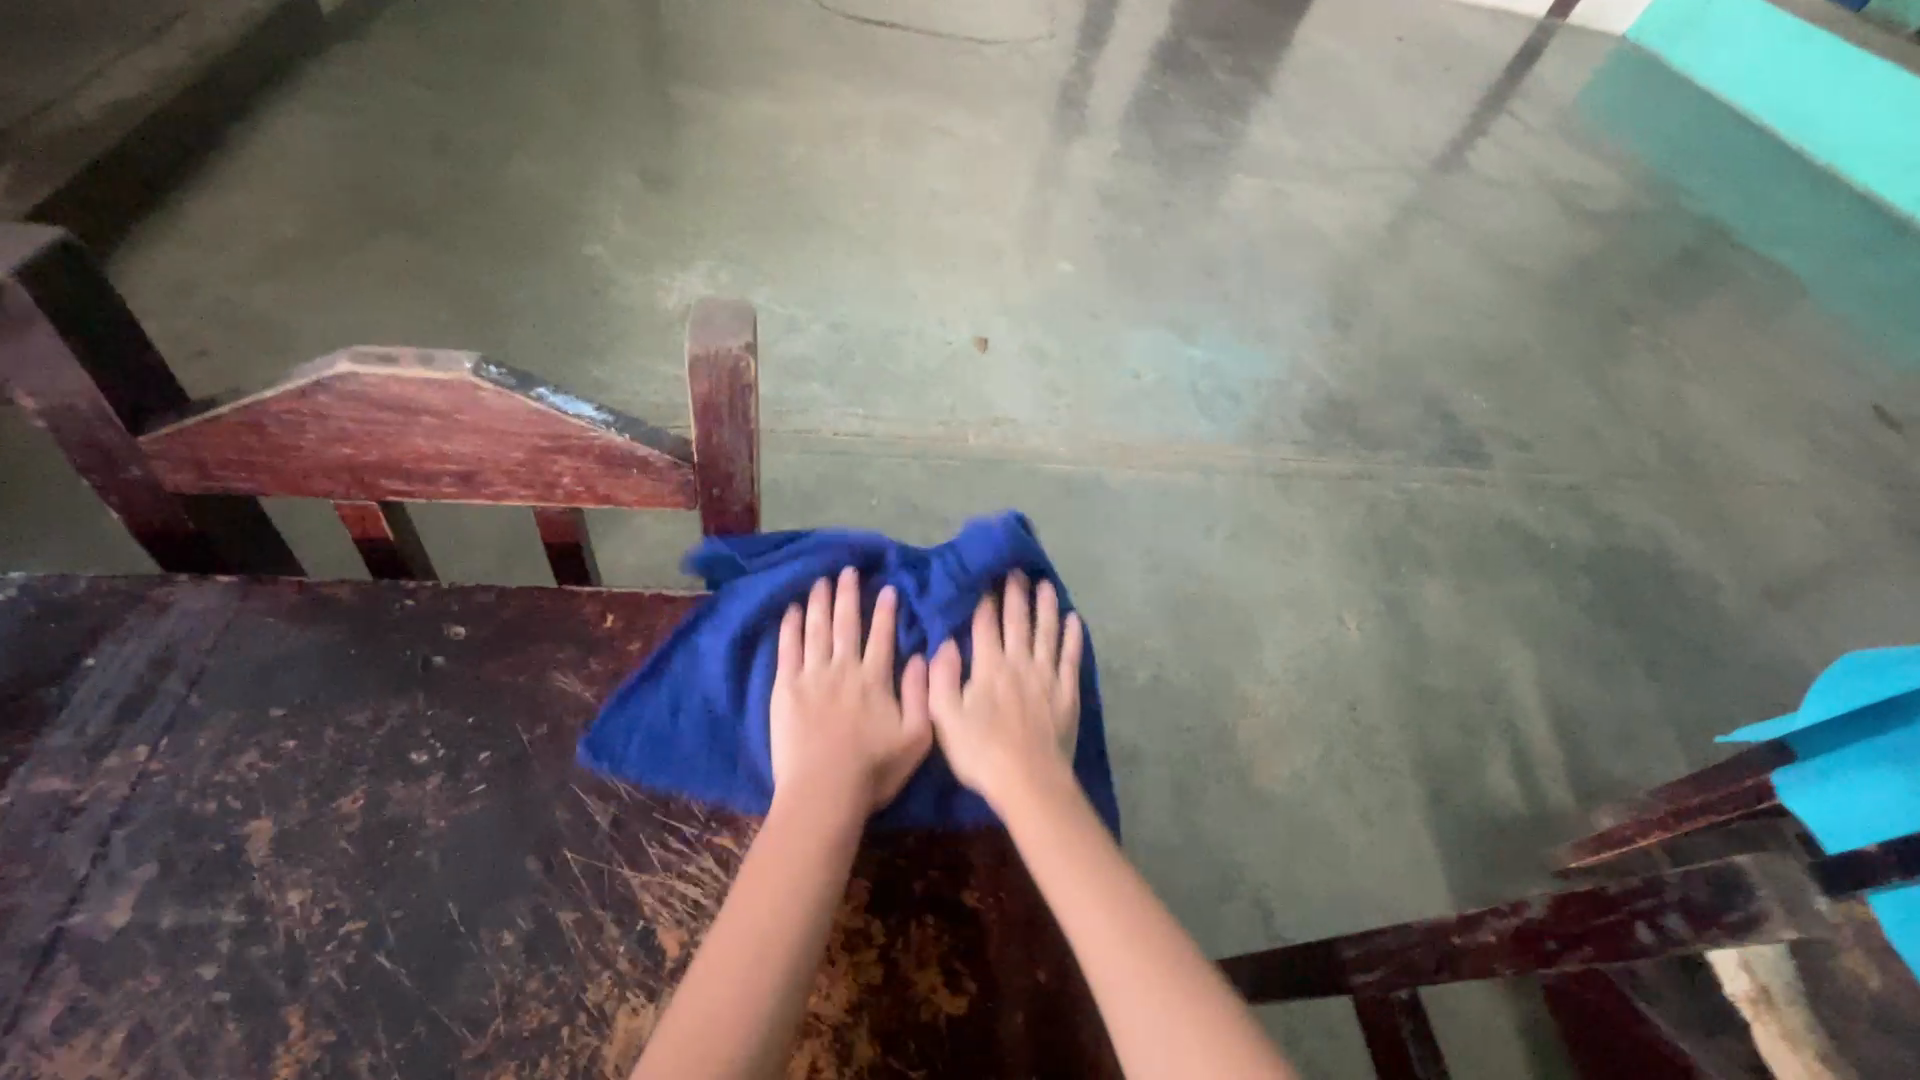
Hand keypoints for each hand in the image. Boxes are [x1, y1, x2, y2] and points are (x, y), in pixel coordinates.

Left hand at [769, 567, 932, 814]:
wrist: (824, 791)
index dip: (885, 611)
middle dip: (848, 595)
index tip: (886, 589)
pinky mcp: (785, 688)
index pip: (882, 636)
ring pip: (816, 630)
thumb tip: (920, 657)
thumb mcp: (917, 737)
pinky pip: (788, 649)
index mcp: (875, 679)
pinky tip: (791, 610)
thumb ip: (921, 693)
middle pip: (846, 624)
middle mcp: (844, 669)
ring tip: (821, 582)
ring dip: (819, 603)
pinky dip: (790, 627)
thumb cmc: (874, 771)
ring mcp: (812, 676)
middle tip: (848, 571)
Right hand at [929, 571, 1083, 812]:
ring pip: (1047, 631)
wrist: (1028, 780)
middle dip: (1016, 593)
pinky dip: (1073, 636)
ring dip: (1046, 606)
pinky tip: (1074, 620)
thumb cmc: (980, 752)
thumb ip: (941, 677)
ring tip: (1045, 583)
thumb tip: (945, 641)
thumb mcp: (944, 717)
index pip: (985, 624)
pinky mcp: (1067, 692)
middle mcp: (1019, 662)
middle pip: (1018, 620)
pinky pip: (1071, 656)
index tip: (985, 575)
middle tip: (1017, 568)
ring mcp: (1047, 676)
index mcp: (988, 667)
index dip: (984, 598)